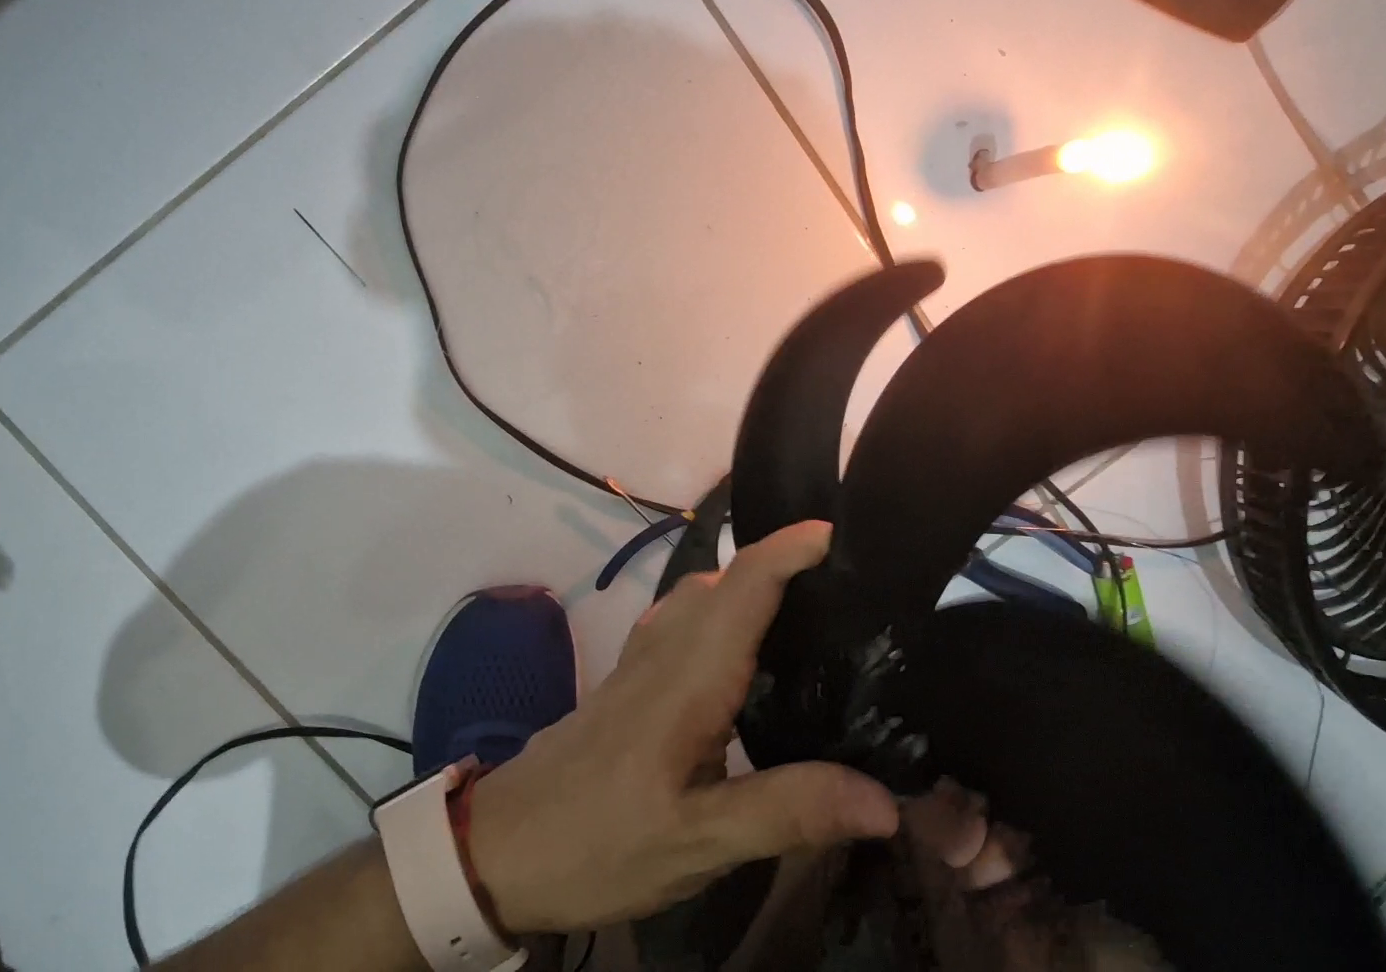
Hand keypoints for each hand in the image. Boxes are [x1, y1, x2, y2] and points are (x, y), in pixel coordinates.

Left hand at [464, 520, 899, 933]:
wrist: (497, 848)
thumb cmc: (596, 844)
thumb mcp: (696, 844)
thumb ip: (787, 812)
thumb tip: (888, 798)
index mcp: (687, 680)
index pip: (742, 587)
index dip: (789, 550)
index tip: (843, 536)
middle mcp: (662, 655)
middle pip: (723, 581)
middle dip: (782, 562)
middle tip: (850, 582)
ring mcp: (638, 665)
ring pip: (698, 598)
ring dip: (749, 584)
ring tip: (810, 611)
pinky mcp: (626, 684)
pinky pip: (680, 623)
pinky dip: (720, 612)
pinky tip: (742, 654)